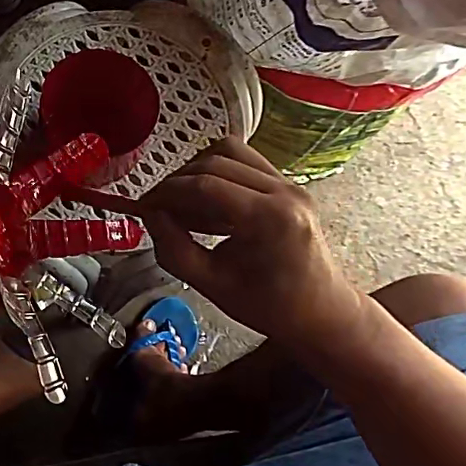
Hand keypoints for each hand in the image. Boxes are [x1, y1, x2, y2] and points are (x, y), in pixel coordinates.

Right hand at [136, 138, 361, 352]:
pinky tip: (208, 204)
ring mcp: (290, 184)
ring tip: (183, 203)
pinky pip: (246, 163)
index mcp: (269, 219)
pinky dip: (218, 174)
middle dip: (179, 181)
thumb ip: (174, 249)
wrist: (321, 313)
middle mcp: (284, 191)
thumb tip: (150, 216)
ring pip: (231, 152)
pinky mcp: (289, 186)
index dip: (167, 192)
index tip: (144, 207)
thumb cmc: (269, 307)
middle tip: (159, 208)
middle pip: (216, 161)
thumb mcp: (212, 285)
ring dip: (198, 171)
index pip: (205, 185)